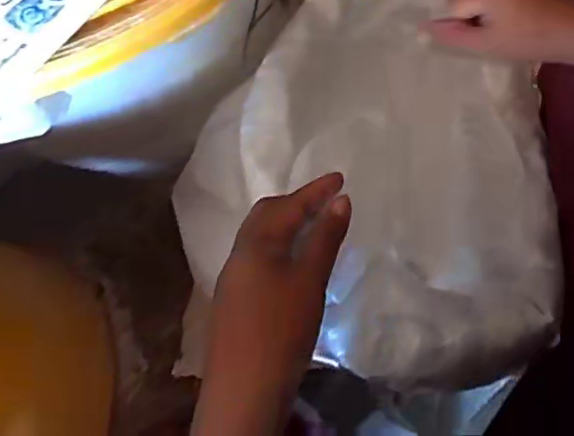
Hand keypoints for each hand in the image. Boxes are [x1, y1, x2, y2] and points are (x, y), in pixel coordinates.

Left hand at [193, 174, 351, 435]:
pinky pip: (258, 257)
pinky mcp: (233, 302)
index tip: (340, 177)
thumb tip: (340, 200)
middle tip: (324, 200)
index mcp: (255, 242)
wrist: (241, 397)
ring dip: (286, 225)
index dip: (316, 190)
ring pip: (260, 237)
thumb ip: (325, 238)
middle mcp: (239, 253)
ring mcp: (233, 279)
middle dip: (296, 203)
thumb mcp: (310, 281)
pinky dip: (279, 247)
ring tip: (312, 227)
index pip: (289, 205)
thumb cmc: (280, 331)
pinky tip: (293, 263)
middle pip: (267, 215)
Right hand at [425, 0, 573, 64]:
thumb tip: (424, 26)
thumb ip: (452, 35)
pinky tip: (521, 2)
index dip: (465, 23)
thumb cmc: (534, 38)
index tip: (490, 34)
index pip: (451, 4)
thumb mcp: (489, 44)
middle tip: (496, 26)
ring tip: (510, 15)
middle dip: (469, 5)